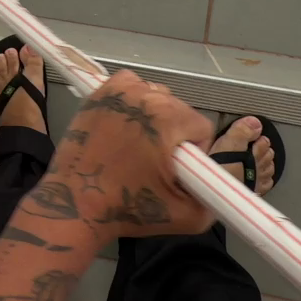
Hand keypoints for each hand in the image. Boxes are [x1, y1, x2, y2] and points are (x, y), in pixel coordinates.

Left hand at [20, 70, 214, 242]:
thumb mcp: (188, 215)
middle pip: (178, 109)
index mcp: (169, 118)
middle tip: (158, 160)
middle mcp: (145, 95)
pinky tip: (126, 123)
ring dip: (154, 116)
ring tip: (139, 144)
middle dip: (175, 133)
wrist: (77, 201)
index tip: (180, 169)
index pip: (202, 127)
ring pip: (154, 96)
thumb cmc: (130, 208)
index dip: (197, 152)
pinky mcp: (99, 92)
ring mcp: (119, 90)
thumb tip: (223, 187)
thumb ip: (216, 198)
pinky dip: (132, 99)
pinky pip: (129, 85)